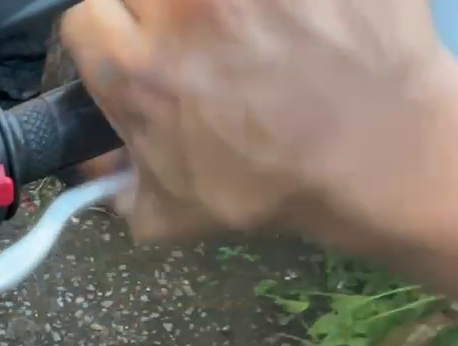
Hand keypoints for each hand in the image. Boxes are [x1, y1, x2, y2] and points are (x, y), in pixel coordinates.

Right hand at [61, 0, 457, 240]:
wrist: (375, 148)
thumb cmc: (265, 187)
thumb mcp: (165, 213)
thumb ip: (112, 188)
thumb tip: (91, 164)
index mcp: (136, 75)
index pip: (82, 19)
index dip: (100, 37)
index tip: (123, 49)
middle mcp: (181, 12)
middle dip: (147, 10)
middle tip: (178, 34)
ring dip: (203, 3)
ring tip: (231, 20)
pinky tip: (280, 12)